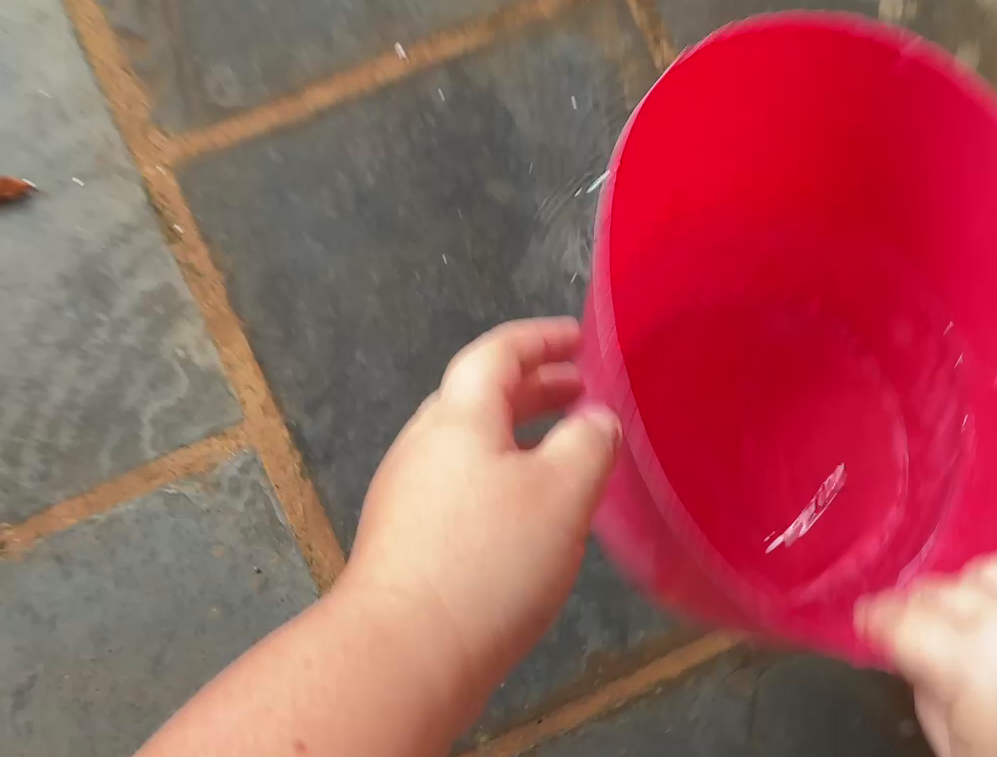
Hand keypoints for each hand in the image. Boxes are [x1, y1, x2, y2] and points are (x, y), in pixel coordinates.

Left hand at [340, 318, 619, 719]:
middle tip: (584, 390)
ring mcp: (409, 491)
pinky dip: (505, 469)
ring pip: (474, 440)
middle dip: (538, 384)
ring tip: (566, 447)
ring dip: (522, 430)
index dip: (543, 338)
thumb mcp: (562, 492)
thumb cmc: (487, 560)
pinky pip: (465, 478)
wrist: (398, 660)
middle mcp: (426, 443)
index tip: (580, 337)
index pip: (499, 352)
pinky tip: (530, 508)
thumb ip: (589, 442)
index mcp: (460, 417)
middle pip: (483, 393)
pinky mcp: (407, 536)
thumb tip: (597, 420)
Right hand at [856, 545, 996, 756]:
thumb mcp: (960, 753)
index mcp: (974, 664)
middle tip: (934, 631)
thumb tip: (913, 651)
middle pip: (949, 589)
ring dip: (989, 586)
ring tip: (994, 613)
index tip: (871, 620)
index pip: (905, 619)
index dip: (879, 618)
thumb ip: (928, 692)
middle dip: (931, 609)